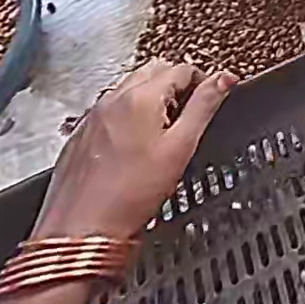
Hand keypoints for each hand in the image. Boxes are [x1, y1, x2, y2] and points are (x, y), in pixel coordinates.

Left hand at [33, 61, 234, 239]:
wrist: (79, 234)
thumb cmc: (130, 195)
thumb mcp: (180, 147)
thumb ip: (204, 106)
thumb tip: (224, 79)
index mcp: (141, 97)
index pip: (181, 69)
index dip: (202, 81)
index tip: (209, 98)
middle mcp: (113, 99)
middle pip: (154, 70)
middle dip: (176, 83)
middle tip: (188, 112)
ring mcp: (93, 115)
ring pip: (131, 85)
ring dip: (152, 95)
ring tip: (163, 129)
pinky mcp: (80, 133)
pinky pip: (110, 107)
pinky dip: (128, 112)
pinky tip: (134, 143)